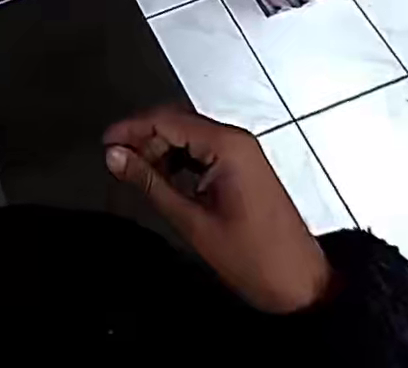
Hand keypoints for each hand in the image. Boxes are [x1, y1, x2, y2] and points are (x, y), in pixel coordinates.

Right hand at [103, 107, 333, 313]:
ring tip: (134, 171)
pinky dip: (179, 159)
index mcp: (226, 144)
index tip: (105, 141)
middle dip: (144, 137)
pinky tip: (162, 177)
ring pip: (188, 134)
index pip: (168, 120)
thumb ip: (150, 182)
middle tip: (116, 159)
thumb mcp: (192, 221)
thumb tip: (114, 156)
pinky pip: (202, 148)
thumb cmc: (251, 257)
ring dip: (160, 148)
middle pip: (178, 122)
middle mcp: (234, 137)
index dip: (133, 128)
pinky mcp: (242, 164)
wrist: (302, 287)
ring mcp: (240, 149)